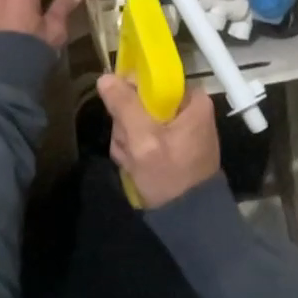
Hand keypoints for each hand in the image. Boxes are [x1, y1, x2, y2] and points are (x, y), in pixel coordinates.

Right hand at [96, 75, 219, 207]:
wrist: (187, 220)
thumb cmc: (170, 177)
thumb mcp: (144, 140)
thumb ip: (125, 106)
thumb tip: (105, 77)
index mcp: (192, 100)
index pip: (150, 79)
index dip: (130, 95)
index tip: (123, 117)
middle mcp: (188, 109)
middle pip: (140, 101)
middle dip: (128, 126)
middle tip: (132, 148)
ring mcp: (179, 128)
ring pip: (136, 120)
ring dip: (128, 141)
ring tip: (134, 162)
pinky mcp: (171, 144)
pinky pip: (142, 137)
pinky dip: (134, 151)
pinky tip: (136, 166)